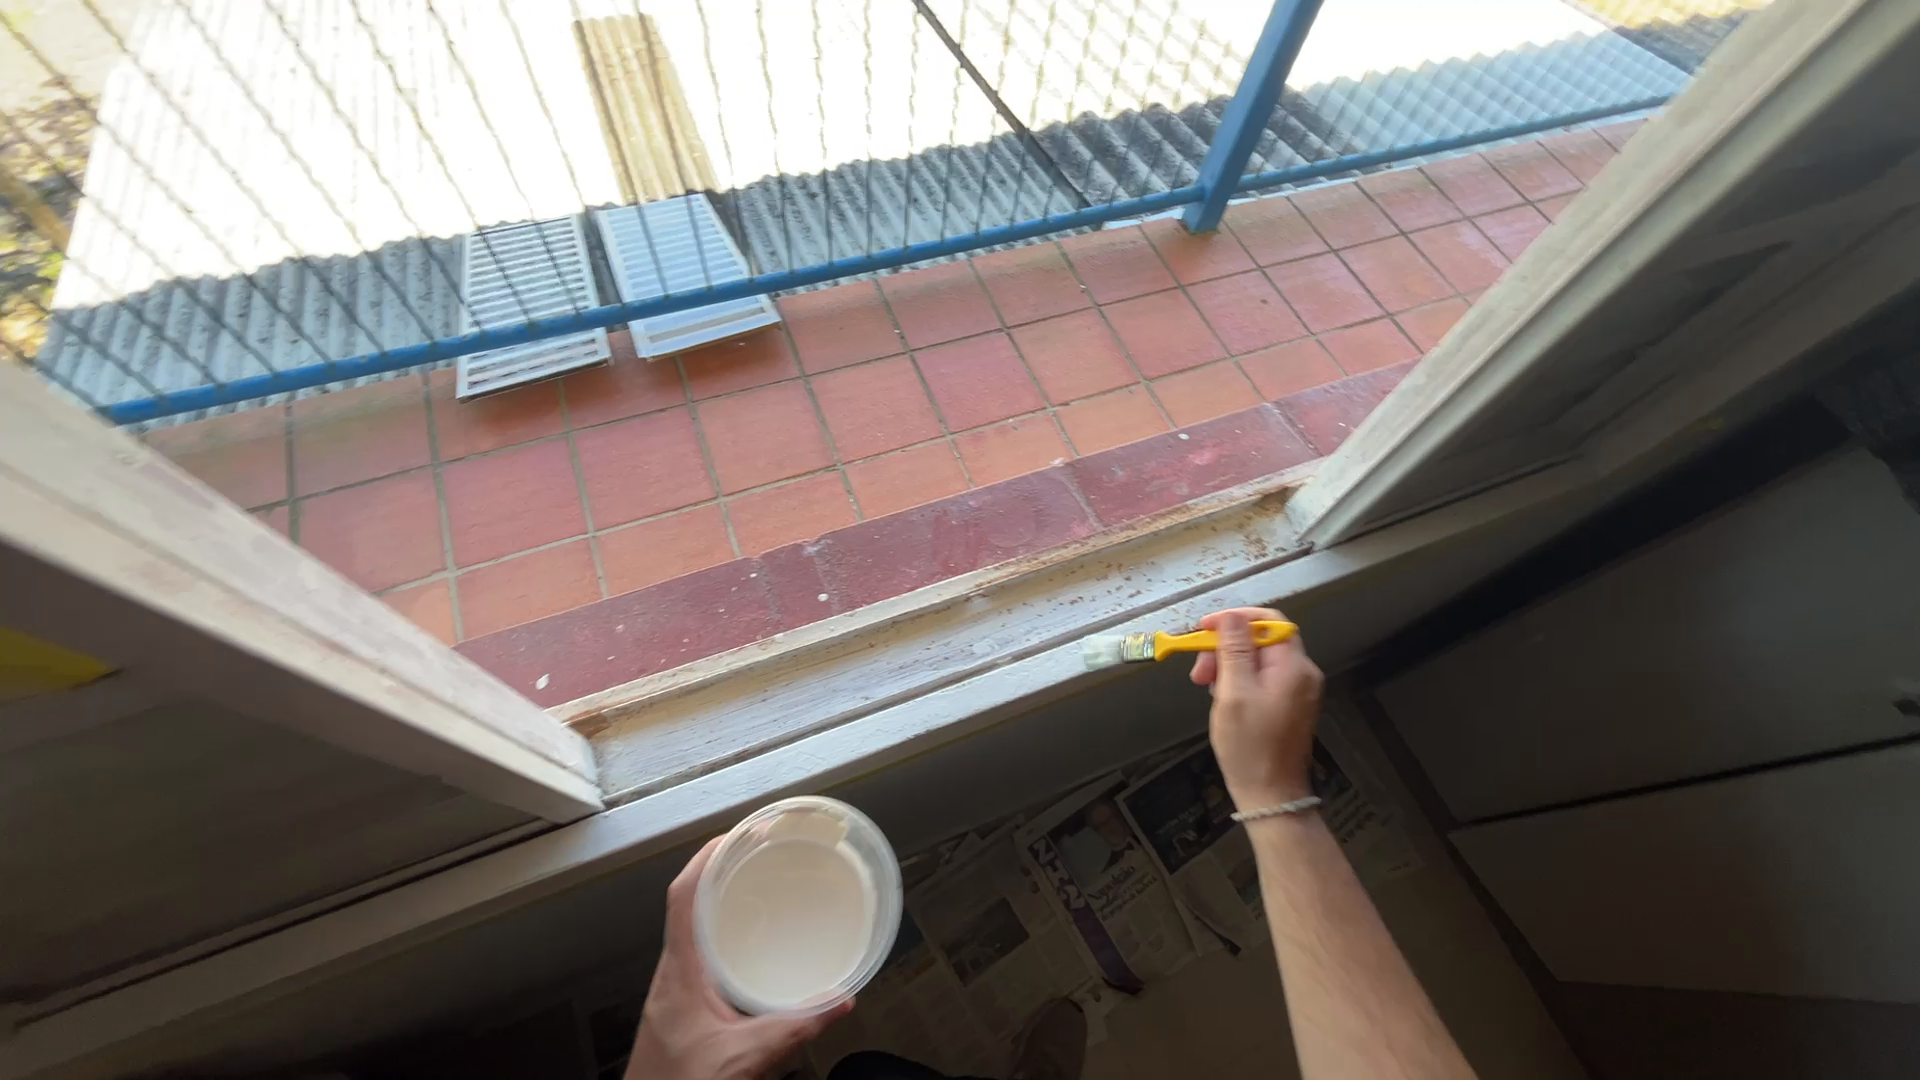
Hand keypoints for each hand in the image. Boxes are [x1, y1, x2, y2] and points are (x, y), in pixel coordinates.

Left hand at [625, 837, 851, 1079]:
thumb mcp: (742, 1059)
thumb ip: (793, 1029)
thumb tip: (842, 1000)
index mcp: (680, 972)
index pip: (683, 897)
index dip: (706, 858)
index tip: (737, 834)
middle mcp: (673, 972)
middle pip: (688, 902)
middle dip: (720, 868)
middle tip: (757, 850)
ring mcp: (674, 989)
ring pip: (691, 925)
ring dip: (718, 896)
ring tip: (756, 880)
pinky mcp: (681, 1005)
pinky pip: (698, 949)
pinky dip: (721, 928)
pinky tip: (748, 939)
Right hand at [1191, 607, 1322, 808]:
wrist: (1270, 794)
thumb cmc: (1249, 745)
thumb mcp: (1234, 692)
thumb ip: (1234, 650)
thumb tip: (1230, 617)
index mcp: (1293, 667)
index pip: (1269, 621)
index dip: (1236, 618)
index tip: (1204, 629)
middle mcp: (1302, 673)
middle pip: (1261, 640)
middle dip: (1225, 647)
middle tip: (1199, 671)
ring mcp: (1297, 690)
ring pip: (1258, 659)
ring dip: (1228, 665)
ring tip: (1208, 687)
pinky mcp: (1289, 705)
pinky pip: (1262, 678)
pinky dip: (1238, 680)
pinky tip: (1223, 698)